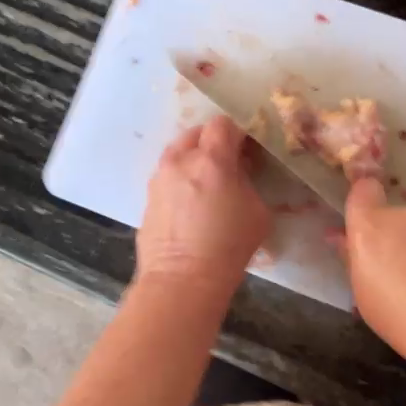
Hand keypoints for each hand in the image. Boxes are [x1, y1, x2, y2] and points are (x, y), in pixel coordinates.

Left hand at [137, 115, 272, 296]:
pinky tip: (191, 204)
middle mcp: (181, 161)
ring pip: (178, 153)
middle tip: (228, 164)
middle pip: (197, 133)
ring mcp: (160, 178)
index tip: (248, 150)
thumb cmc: (228, 247)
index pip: (223, 124)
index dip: (238, 133)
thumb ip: (248, 181)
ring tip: (207, 184)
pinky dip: (180, 179)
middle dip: (214, 143)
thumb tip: (239, 172)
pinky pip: (167, 176)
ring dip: (194, 159)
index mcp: (211, 160)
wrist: (182, 281)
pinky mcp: (148, 197)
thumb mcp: (257, 211)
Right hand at [341, 179, 405, 378]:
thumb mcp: (364, 295)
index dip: (364, 197)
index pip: (364, 187)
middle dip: (393, 236)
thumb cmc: (403, 316)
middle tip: (394, 270)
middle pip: (394, 216)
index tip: (362, 218)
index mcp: (371, 225)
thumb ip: (353, 260)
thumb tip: (342, 239)